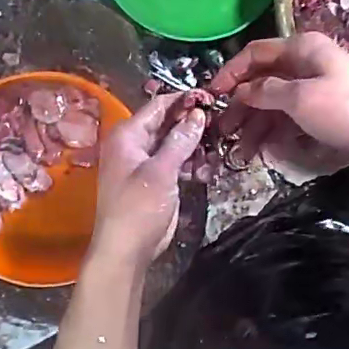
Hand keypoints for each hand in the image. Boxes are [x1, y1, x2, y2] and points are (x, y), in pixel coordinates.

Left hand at [89, 92, 206, 265]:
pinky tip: (206, 170)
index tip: (212, 98)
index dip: (184, 100)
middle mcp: (135, 144)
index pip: (159, 106)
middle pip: (168, 123)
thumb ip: (181, 140)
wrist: (127, 250)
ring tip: (215, 153)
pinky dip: (191, 163)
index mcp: (128, 135)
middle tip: (221, 125)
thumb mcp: (161, 171)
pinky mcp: (157, 179)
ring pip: (175, 143)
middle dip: (193, 125)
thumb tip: (199, 114)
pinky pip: (176, 162)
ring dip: (196, 147)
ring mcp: (146, 162)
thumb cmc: (138, 208)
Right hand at [209, 32, 348, 173]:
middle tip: (222, 134)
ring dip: (256, 127)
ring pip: (276, 105)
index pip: (255, 55)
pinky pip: (293, 119)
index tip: (210, 98)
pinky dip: (278, 134)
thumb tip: (242, 91)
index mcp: (301, 49)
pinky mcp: (326, 112)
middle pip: (263, 83)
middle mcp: (307, 64)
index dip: (230, 74)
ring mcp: (318, 89)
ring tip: (240, 154)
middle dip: (241, 109)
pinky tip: (267, 151)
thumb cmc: (348, 109)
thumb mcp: (301, 99)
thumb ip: (266, 92)